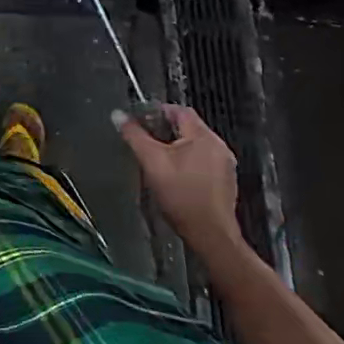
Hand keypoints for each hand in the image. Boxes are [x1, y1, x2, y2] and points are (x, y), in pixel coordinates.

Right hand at [115, 103, 241, 250]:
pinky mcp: (224, 180)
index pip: (180, 110)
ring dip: (174, 145)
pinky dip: (186, 160)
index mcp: (204, 137)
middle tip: (143, 139)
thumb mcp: (151, 161)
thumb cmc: (180, 194)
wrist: (209, 233)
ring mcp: (225, 164)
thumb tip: (118, 115)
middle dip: (163, 130)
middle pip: (188, 127)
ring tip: (154, 157)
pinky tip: (173, 174)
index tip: (139, 121)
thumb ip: (134, 135)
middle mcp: (219, 147)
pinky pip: (202, 159)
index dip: (157, 111)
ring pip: (194, 144)